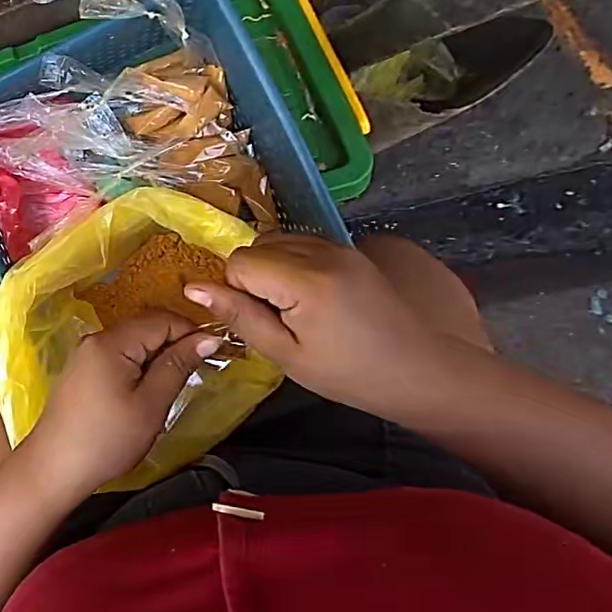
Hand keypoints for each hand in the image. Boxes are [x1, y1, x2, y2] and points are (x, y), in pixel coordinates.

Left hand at [17, 311, 221, 496]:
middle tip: (199, 369)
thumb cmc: (106, 440)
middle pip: (146, 326)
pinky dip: (140, 365)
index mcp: (111, 342)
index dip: (191, 331)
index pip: (161, 319)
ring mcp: (86, 354)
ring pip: (134, 341)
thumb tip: (207, 339)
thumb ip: (178, 366)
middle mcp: (96, 339)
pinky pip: (120, 355)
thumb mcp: (150, 405)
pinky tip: (149, 388)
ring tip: (177, 381)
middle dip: (176, 342)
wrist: (53, 469)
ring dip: (159, 355)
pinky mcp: (83, 370)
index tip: (215, 351)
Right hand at [184, 234, 473, 423]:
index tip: (259, 320)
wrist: (419, 369)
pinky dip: (295, 262)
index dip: (237, 290)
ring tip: (297, 308)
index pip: (240, 261)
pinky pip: (304, 242)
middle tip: (278, 317)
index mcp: (305, 279)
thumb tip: (193, 288)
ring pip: (280, 239)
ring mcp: (341, 245)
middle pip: (258, 245)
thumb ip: (239, 316)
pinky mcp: (352, 248)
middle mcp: (322, 250)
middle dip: (254, 276)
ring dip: (274, 267)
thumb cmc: (349, 373)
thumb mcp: (286, 354)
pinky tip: (314, 296)